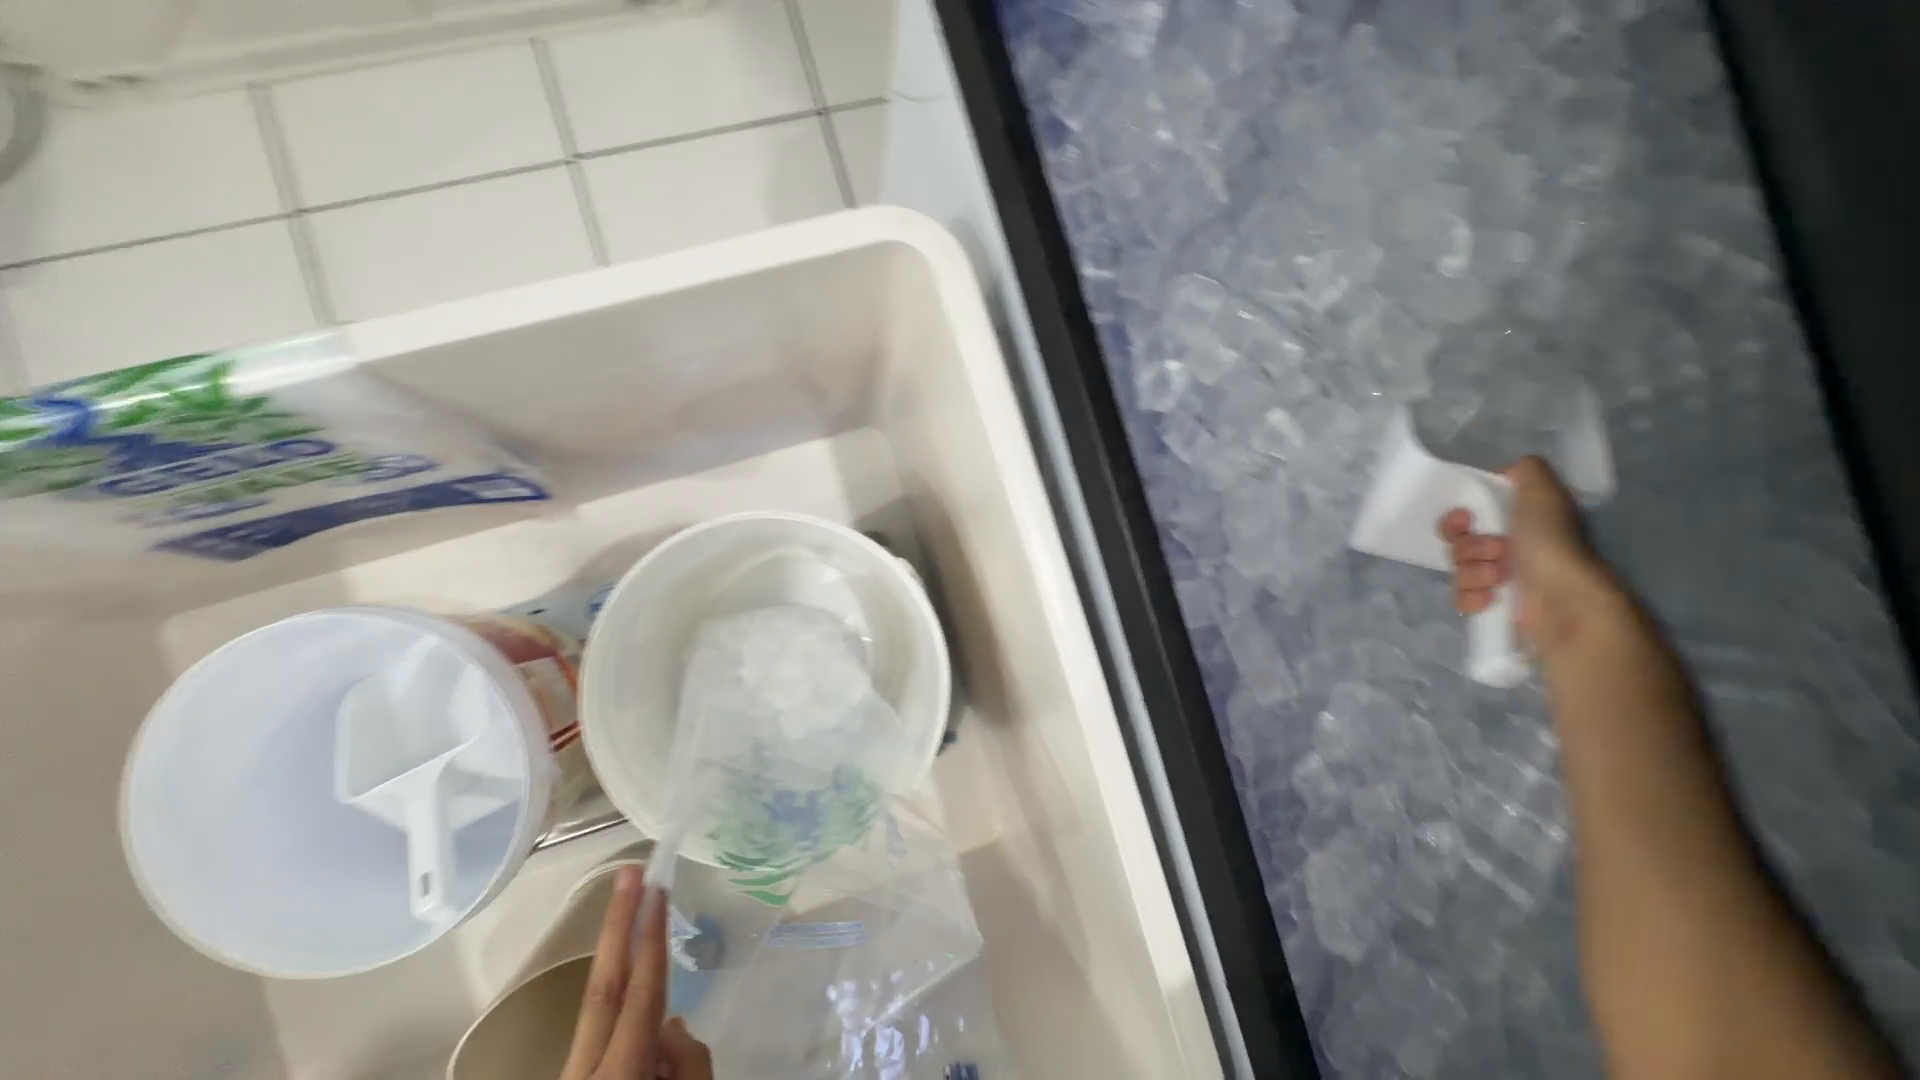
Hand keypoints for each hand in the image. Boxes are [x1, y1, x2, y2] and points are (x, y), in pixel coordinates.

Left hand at [560, 866, 713, 1079]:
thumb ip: (690, 1066)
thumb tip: (673, 1024)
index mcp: (615, 1078)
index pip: (638, 996)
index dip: (649, 941)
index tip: (657, 889)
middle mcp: (581, 1074)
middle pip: (601, 987)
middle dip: (617, 924)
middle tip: (630, 872)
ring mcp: (569, 1078)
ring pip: (599, 1014)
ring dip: (622, 966)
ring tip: (640, 921)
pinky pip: (603, 1039)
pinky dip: (626, 1016)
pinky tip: (650, 1025)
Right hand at [1437, 456, 1619, 653]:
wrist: (1564, 599)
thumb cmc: (1552, 543)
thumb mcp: (1544, 493)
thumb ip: (1527, 471)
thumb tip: (1505, 475)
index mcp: (1518, 523)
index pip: (1468, 515)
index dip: (1457, 517)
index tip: (1465, 519)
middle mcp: (1508, 549)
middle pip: (1458, 543)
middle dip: (1468, 547)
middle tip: (1494, 551)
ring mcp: (1499, 580)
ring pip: (1458, 571)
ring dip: (1474, 572)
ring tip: (1501, 578)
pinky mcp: (1492, 609)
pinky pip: (1461, 598)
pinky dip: (1473, 598)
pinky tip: (1492, 599)